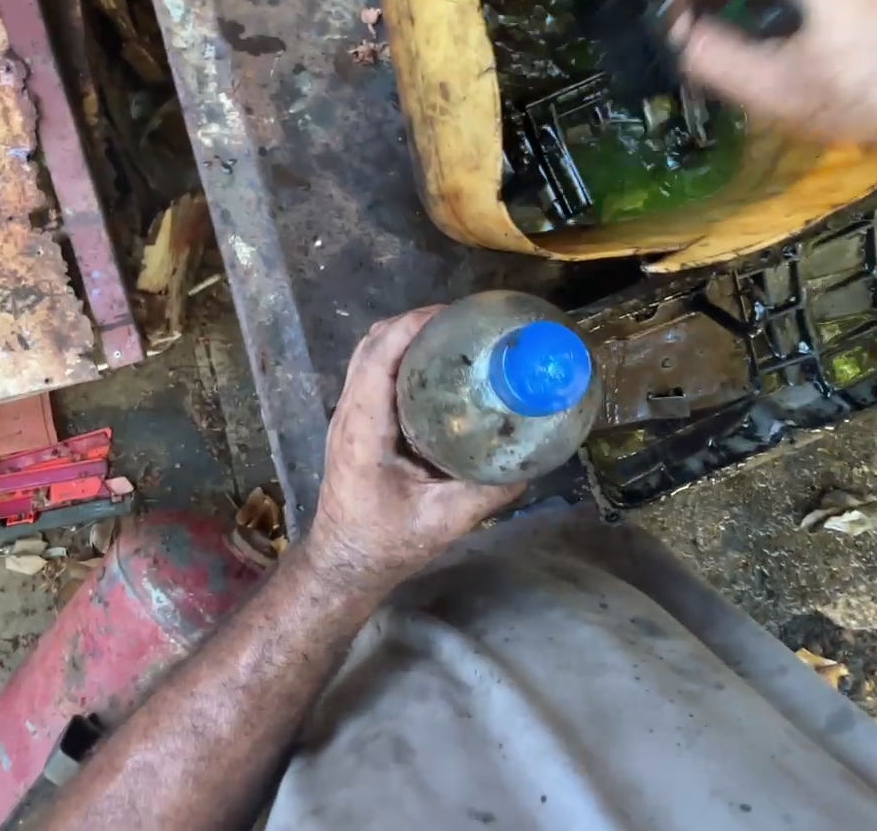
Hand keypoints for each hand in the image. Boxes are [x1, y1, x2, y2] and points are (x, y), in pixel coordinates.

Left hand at [301, 307, 523, 591]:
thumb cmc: (386, 543)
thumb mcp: (444, 520)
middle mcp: (349, 412)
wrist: (345, 561)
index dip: (411, 326)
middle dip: (413, 323)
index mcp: (364, 429)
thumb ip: (487, 491)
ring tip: (453, 337)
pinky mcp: (354, 421)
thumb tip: (531, 461)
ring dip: (404, 336)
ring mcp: (347, 415)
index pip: (378, 358)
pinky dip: (399, 356)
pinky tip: (436, 367)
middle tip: (462, 323)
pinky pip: (372, 372)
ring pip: (368, 354)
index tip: (452, 314)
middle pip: (371, 345)